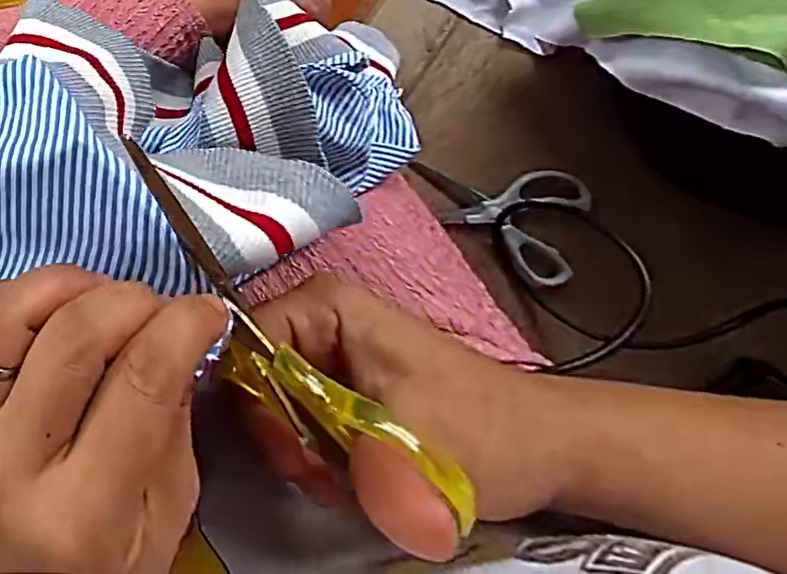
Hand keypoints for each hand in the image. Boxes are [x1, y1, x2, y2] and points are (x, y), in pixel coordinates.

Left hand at [0, 265, 228, 573]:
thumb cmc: (108, 554)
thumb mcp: (169, 507)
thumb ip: (174, 416)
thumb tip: (184, 325)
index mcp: (82, 513)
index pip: (139, 381)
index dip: (183, 325)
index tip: (209, 309)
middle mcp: (14, 462)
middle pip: (71, 338)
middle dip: (132, 299)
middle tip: (158, 308)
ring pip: (6, 315)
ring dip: (68, 284)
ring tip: (101, 298)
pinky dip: (11, 291)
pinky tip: (50, 308)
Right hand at [247, 275, 578, 560]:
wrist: (538, 447)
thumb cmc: (482, 428)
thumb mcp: (419, 445)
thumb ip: (360, 460)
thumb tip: (312, 475)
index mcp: (325, 305)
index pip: (248, 341)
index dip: (256, 401)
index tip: (292, 457)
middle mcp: (316, 318)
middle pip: (256, 374)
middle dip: (281, 435)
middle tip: (322, 477)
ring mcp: (325, 349)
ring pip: (273, 402)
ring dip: (298, 452)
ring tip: (344, 482)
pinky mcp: (336, 382)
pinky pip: (297, 418)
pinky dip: (313, 456)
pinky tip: (349, 477)